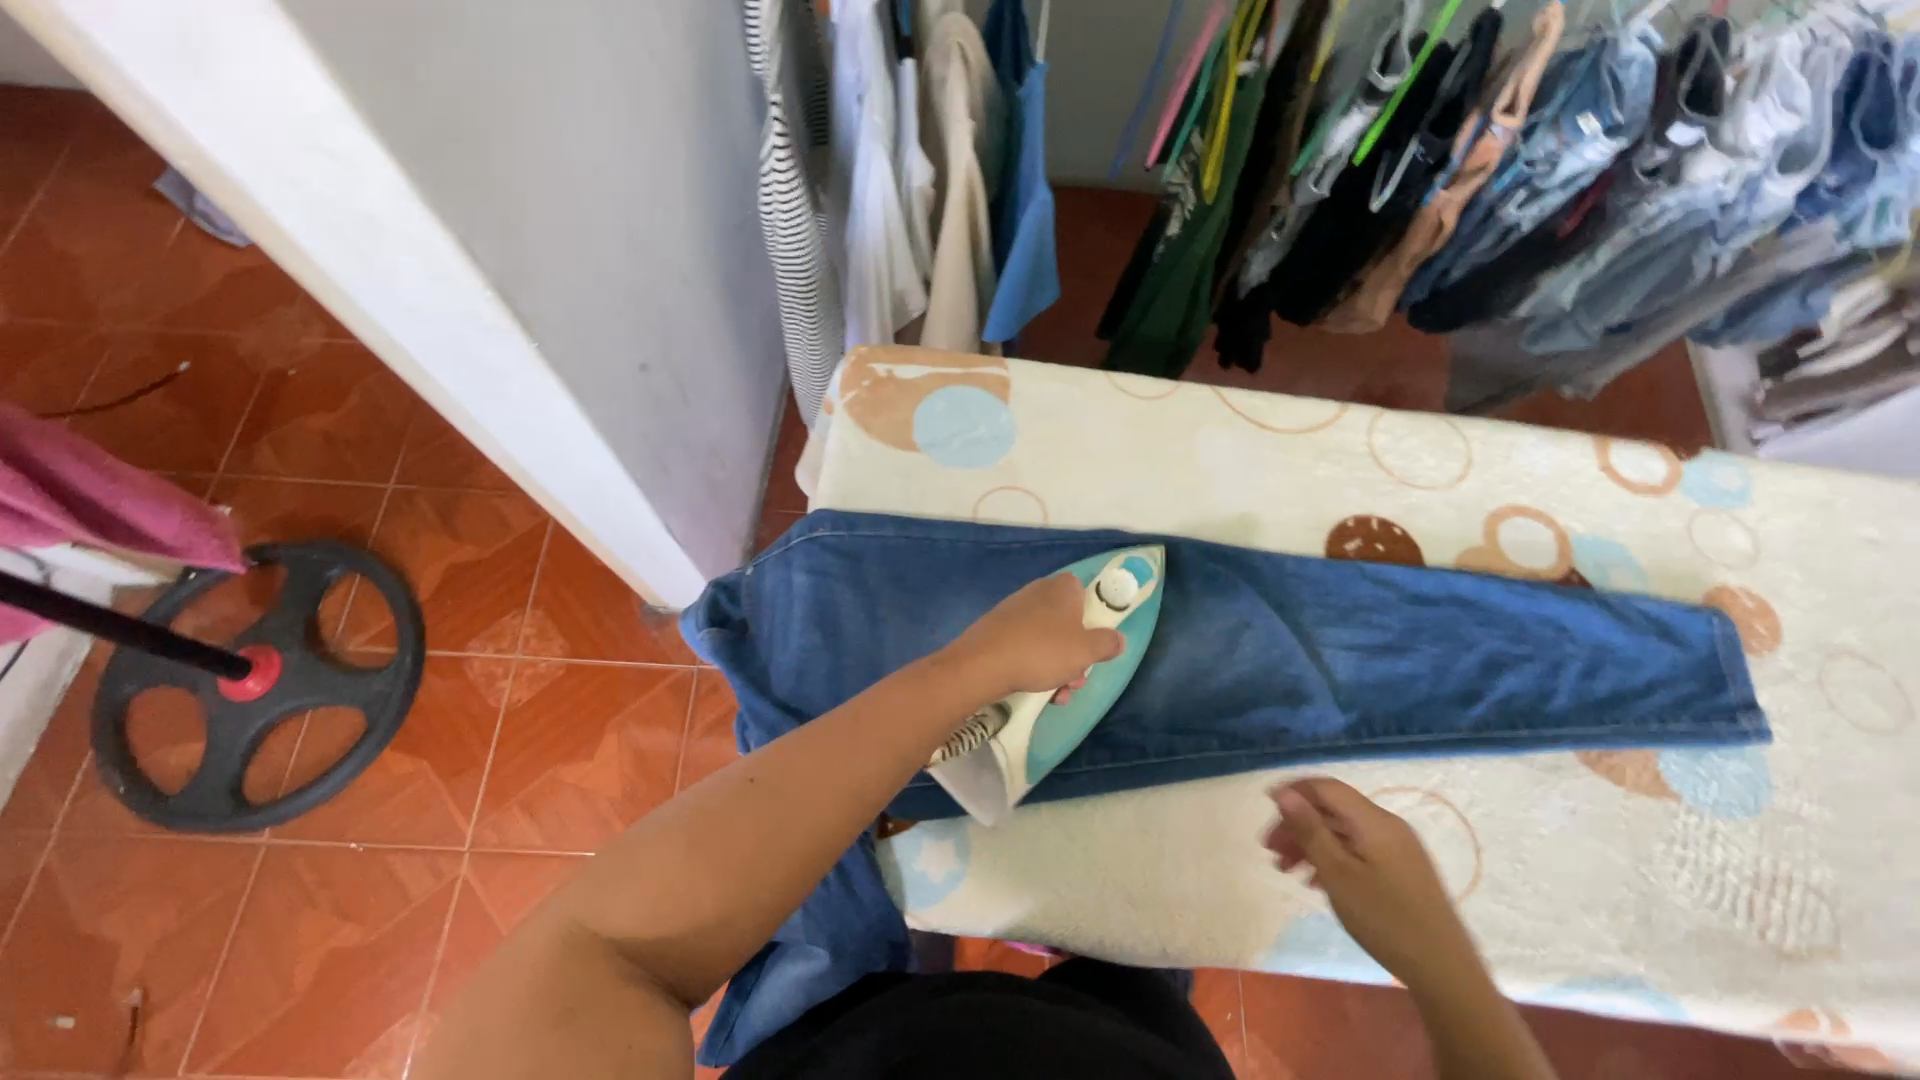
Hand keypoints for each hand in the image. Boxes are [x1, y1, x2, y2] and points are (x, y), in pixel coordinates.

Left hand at [947, 573, 1124, 701]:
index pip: (1083, 591)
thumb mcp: (1086, 651)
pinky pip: (1025, 648)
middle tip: (1077, 679)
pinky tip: (1038, 693)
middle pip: (1067, 622)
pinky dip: (1034, 668)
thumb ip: (1107, 643)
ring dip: (1058, 668)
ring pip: (1047, 640)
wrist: (983, 664)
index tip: (1094, 640)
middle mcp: (1037, 593)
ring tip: (1058, 694)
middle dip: (1075, 654)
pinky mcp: (997, 631)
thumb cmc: (1042, 651)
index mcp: (1061, 589)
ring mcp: (1014, 612)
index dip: (1092, 615)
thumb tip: (1118, 639)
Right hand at [1264, 778, 1482, 990]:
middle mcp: (1388, 826)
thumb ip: (1309, 830)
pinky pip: (1358, 850)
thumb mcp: (1337, 874)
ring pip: (1343, 832)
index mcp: (1374, 821)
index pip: (1326, 787)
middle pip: (1332, 810)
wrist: (1443, 969)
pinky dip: (1332, 858)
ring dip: (1311, 844)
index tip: (1265, 808)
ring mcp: (1398, 849)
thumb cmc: (1384, 919)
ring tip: (1286, 870)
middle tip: (1270, 851)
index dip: (1293, 791)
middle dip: (1297, 824)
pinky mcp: (1401, 870)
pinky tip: (1316, 883)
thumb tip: (1284, 793)